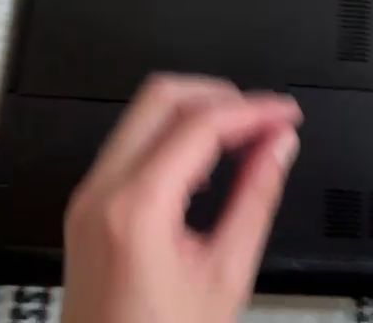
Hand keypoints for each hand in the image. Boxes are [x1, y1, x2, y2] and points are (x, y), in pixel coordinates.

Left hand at [62, 74, 302, 322]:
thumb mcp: (225, 278)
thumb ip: (255, 200)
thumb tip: (278, 146)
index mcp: (136, 209)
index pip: (200, 124)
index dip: (252, 109)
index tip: (284, 113)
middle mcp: (101, 192)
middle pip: (162, 95)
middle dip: (220, 94)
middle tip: (262, 115)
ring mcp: (88, 197)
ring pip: (143, 111)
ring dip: (196, 110)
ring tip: (242, 134)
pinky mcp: (88, 206)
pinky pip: (131, 141)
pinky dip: (172, 134)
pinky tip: (206, 159)